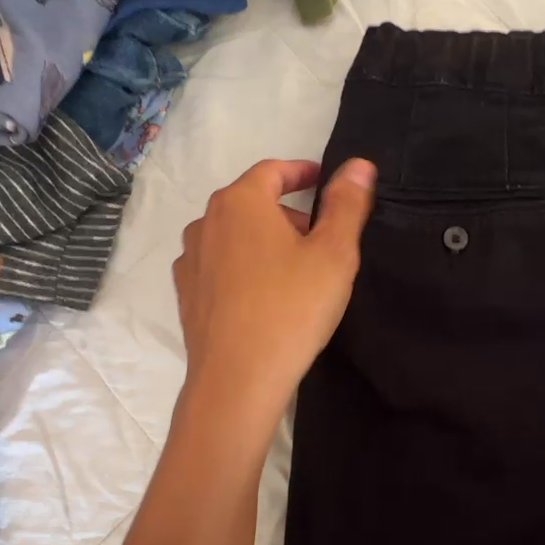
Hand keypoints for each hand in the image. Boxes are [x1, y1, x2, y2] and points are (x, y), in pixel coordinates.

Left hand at [172, 158, 374, 414]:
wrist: (238, 379)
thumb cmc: (292, 308)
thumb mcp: (334, 254)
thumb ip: (347, 205)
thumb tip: (358, 165)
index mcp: (241, 202)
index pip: (273, 171)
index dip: (302, 172)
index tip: (324, 181)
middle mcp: (207, 222)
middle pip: (252, 203)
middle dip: (286, 212)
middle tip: (320, 237)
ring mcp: (191, 259)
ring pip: (234, 236)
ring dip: (263, 241)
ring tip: (293, 269)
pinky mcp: (187, 294)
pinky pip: (219, 267)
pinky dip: (243, 269)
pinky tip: (263, 296)